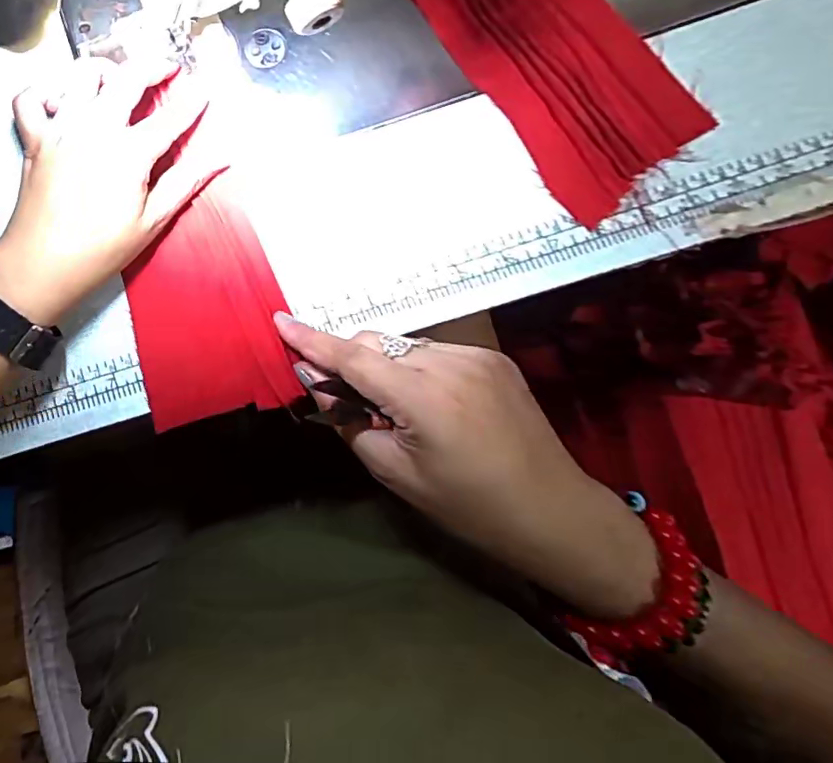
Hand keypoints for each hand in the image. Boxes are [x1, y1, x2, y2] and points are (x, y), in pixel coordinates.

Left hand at [0, 56, 222, 326]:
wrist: (39, 267)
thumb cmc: (97, 251)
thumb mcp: (152, 221)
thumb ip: (186, 181)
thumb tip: (220, 158)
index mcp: (128, 153)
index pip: (171, 116)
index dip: (193, 100)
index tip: (205, 89)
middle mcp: (93, 131)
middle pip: (127, 78)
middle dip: (154, 65)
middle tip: (168, 68)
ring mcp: (60, 130)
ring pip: (80, 74)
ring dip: (105, 70)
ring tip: (119, 79)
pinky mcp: (35, 139)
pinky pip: (30, 97)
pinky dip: (45, 89)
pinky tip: (64, 99)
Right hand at [275, 313, 658, 618]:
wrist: (552, 511)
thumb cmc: (468, 506)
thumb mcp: (397, 473)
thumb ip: (351, 422)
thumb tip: (322, 385)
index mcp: (425, 398)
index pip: (354, 358)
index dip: (313, 340)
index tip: (280, 320)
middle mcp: (450, 363)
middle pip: (377, 343)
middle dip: (352, 361)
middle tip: (347, 399)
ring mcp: (476, 356)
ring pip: (406, 346)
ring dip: (388, 367)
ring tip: (400, 409)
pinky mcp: (493, 358)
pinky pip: (436, 352)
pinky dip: (419, 370)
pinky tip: (433, 403)